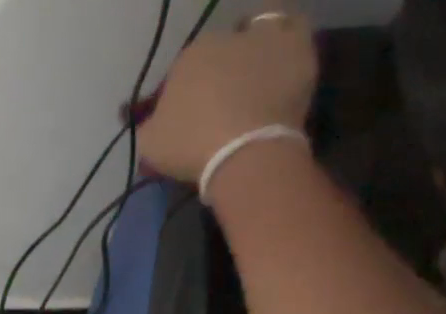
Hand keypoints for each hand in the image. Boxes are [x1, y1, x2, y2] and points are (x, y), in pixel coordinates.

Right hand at [137, 9, 319, 183]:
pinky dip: (289, 42)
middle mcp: (225, 37)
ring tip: (260, 75)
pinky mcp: (298, 49)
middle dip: (223, 67)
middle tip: (227, 97)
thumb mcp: (149, 144)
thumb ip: (147, 126)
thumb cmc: (191, 146)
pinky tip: (285, 62)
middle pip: (224, 48)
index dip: (189, 89)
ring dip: (258, 45)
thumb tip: (150, 121)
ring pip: (261, 28)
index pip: (187, 67)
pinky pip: (294, 29)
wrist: (244, 153)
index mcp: (189, 56)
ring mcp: (264, 40)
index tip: (192, 115)